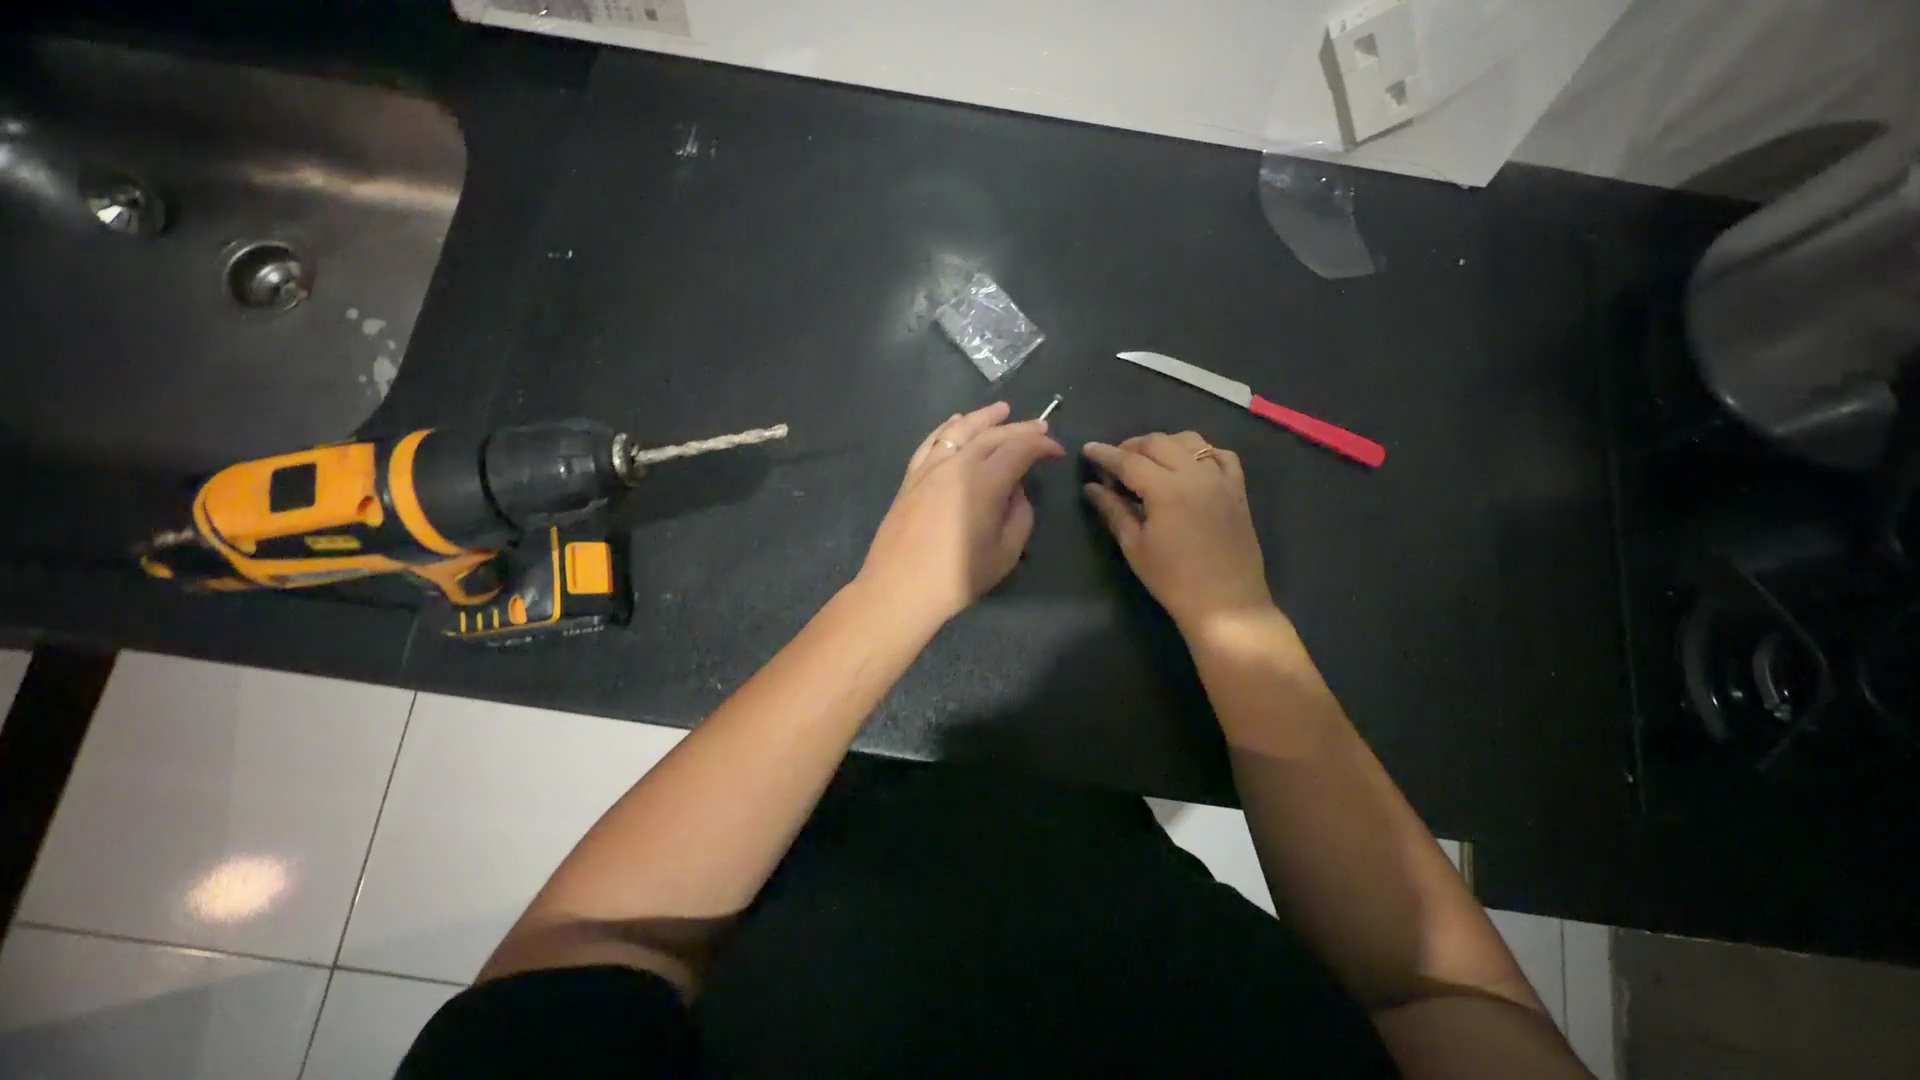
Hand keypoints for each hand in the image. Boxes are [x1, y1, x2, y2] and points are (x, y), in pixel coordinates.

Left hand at [856, 402, 1064, 629]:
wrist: (899, 588)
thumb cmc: (958, 577)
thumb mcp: (1006, 552)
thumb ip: (1020, 514)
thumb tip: (1014, 491)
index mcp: (985, 481)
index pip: (1020, 449)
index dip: (1042, 446)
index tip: (1057, 453)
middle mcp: (957, 464)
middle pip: (992, 435)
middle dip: (1020, 429)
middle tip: (1041, 425)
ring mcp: (930, 468)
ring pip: (960, 430)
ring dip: (984, 418)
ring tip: (1002, 410)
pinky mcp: (911, 478)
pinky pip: (931, 442)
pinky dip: (947, 428)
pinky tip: (955, 422)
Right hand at [1082, 432, 1278, 635]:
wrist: (1226, 603)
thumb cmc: (1173, 580)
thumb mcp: (1135, 547)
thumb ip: (1113, 511)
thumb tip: (1091, 488)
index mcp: (1166, 489)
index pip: (1128, 461)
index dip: (1105, 454)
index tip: (1087, 450)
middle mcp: (1194, 474)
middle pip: (1158, 443)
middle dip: (1132, 446)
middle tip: (1115, 462)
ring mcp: (1220, 479)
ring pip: (1190, 441)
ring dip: (1165, 444)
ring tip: (1150, 461)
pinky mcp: (1238, 490)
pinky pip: (1221, 456)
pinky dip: (1202, 452)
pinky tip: (1190, 465)